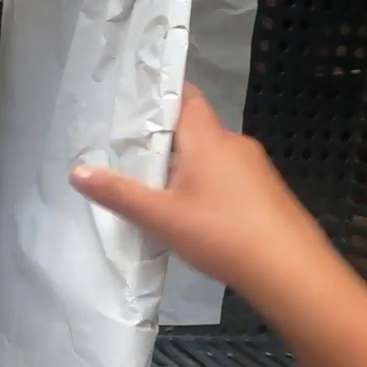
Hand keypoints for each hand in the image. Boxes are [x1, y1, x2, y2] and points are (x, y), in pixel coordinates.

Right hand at [70, 85, 336, 293]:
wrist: (291, 271)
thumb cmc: (222, 234)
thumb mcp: (161, 217)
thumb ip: (118, 194)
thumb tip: (76, 171)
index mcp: (207, 139)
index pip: (185, 96)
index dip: (159, 94)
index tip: (130, 104)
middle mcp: (234, 144)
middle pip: (193, 128)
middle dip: (163, 139)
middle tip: (128, 154)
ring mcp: (255, 168)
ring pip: (210, 156)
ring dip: (184, 166)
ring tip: (154, 188)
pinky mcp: (266, 193)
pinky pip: (227, 177)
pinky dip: (206, 185)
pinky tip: (192, 213)